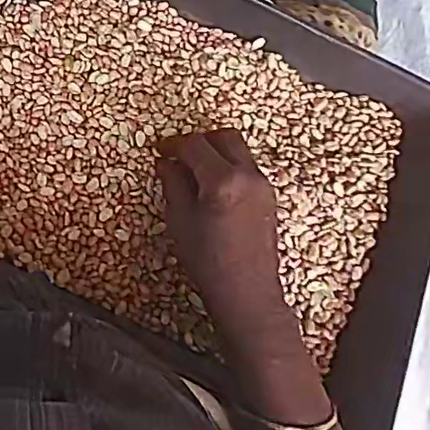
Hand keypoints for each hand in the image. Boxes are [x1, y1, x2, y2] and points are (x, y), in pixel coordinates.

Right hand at [157, 129, 325, 419]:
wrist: (247, 293)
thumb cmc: (208, 262)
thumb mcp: (180, 220)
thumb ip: (173, 184)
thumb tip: (166, 162)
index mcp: (223, 180)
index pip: (195, 145)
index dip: (173, 144)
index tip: (160, 150)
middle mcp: (249, 176)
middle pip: (224, 137)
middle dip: (199, 140)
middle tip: (178, 154)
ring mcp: (263, 185)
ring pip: (239, 150)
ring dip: (215, 152)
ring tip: (193, 172)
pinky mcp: (269, 196)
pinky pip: (246, 168)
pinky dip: (228, 167)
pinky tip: (211, 187)